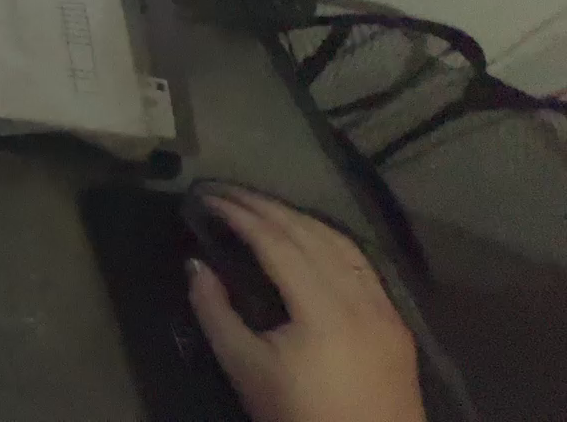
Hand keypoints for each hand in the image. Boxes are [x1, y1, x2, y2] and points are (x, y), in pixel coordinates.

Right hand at [188, 187, 423, 421]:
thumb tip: (195, 264)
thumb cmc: (299, 413)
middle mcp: (361, 303)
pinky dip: (325, 237)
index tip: (207, 198)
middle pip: (310, 235)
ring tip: (258, 205)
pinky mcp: (395, 325)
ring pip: (340, 244)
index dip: (239, 215)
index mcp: (324, 312)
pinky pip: (359, 263)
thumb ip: (212, 308)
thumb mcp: (242, 364)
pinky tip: (303, 234)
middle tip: (225, 191)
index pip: (277, 243)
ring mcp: (386, 313)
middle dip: (264, 206)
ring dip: (296, 217)